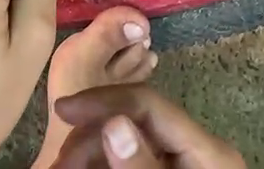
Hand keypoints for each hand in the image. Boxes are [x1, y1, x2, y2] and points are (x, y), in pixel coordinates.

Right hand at [44, 84, 244, 168]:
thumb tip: (113, 123)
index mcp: (206, 151)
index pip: (148, 104)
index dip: (103, 102)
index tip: (61, 112)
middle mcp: (194, 150)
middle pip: (131, 124)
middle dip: (88, 141)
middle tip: (56, 167)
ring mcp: (180, 166)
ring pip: (123, 143)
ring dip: (88, 157)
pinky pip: (127, 164)